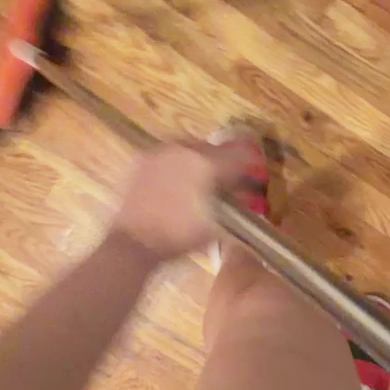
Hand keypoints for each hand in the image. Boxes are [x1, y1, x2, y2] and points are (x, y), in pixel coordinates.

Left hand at [109, 143, 253, 260]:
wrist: (134, 242)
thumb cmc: (179, 237)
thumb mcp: (216, 224)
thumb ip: (234, 202)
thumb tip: (245, 192)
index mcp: (207, 163)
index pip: (239, 153)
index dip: (250, 162)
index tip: (254, 170)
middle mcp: (184, 149)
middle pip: (212, 147)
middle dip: (223, 159)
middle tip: (228, 175)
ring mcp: (160, 152)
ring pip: (188, 146)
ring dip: (199, 158)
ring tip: (202, 174)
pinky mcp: (142, 160)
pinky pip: (167, 154)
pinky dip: (177, 162)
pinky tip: (177, 177)